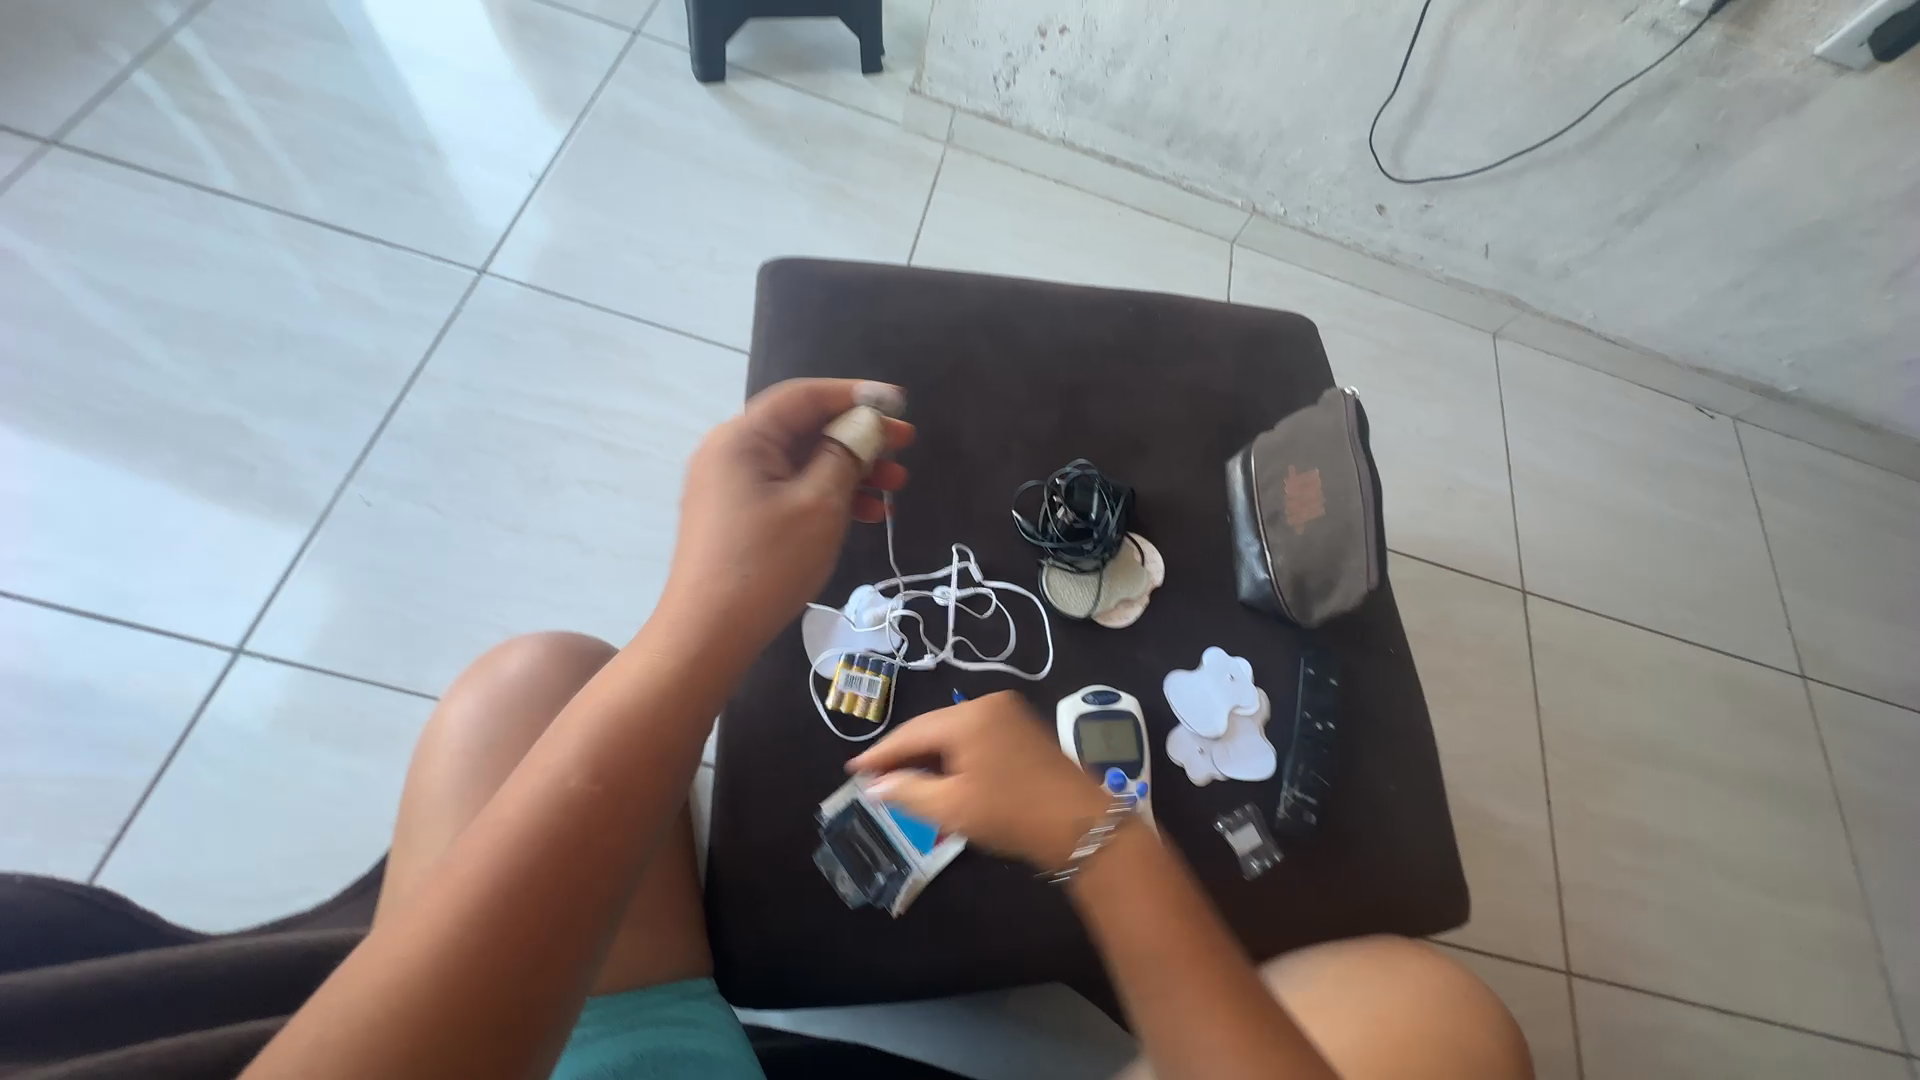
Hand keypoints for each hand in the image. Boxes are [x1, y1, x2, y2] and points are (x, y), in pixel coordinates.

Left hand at [662, 379, 913, 646]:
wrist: (710, 633)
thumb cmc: (768, 563)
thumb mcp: (819, 504)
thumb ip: (845, 454)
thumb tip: (864, 426)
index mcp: (744, 437)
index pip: (805, 396)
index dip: (857, 395)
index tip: (900, 406)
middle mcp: (732, 451)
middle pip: (804, 428)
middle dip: (859, 436)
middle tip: (907, 448)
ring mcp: (732, 485)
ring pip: (801, 462)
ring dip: (850, 470)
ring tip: (895, 489)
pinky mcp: (738, 515)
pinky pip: (789, 489)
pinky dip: (827, 495)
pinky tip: (865, 514)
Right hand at [849, 692, 1113, 872]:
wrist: (1084, 826)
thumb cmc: (1013, 815)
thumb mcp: (953, 808)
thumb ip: (907, 792)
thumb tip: (873, 786)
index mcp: (969, 716)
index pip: (911, 732)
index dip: (880, 753)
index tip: (852, 769)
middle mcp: (988, 704)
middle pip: (933, 729)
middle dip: (905, 756)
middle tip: (875, 780)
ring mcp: (1009, 715)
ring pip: (954, 734)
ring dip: (931, 760)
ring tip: (904, 784)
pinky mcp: (1023, 730)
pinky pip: (976, 739)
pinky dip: (956, 758)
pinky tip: (943, 780)